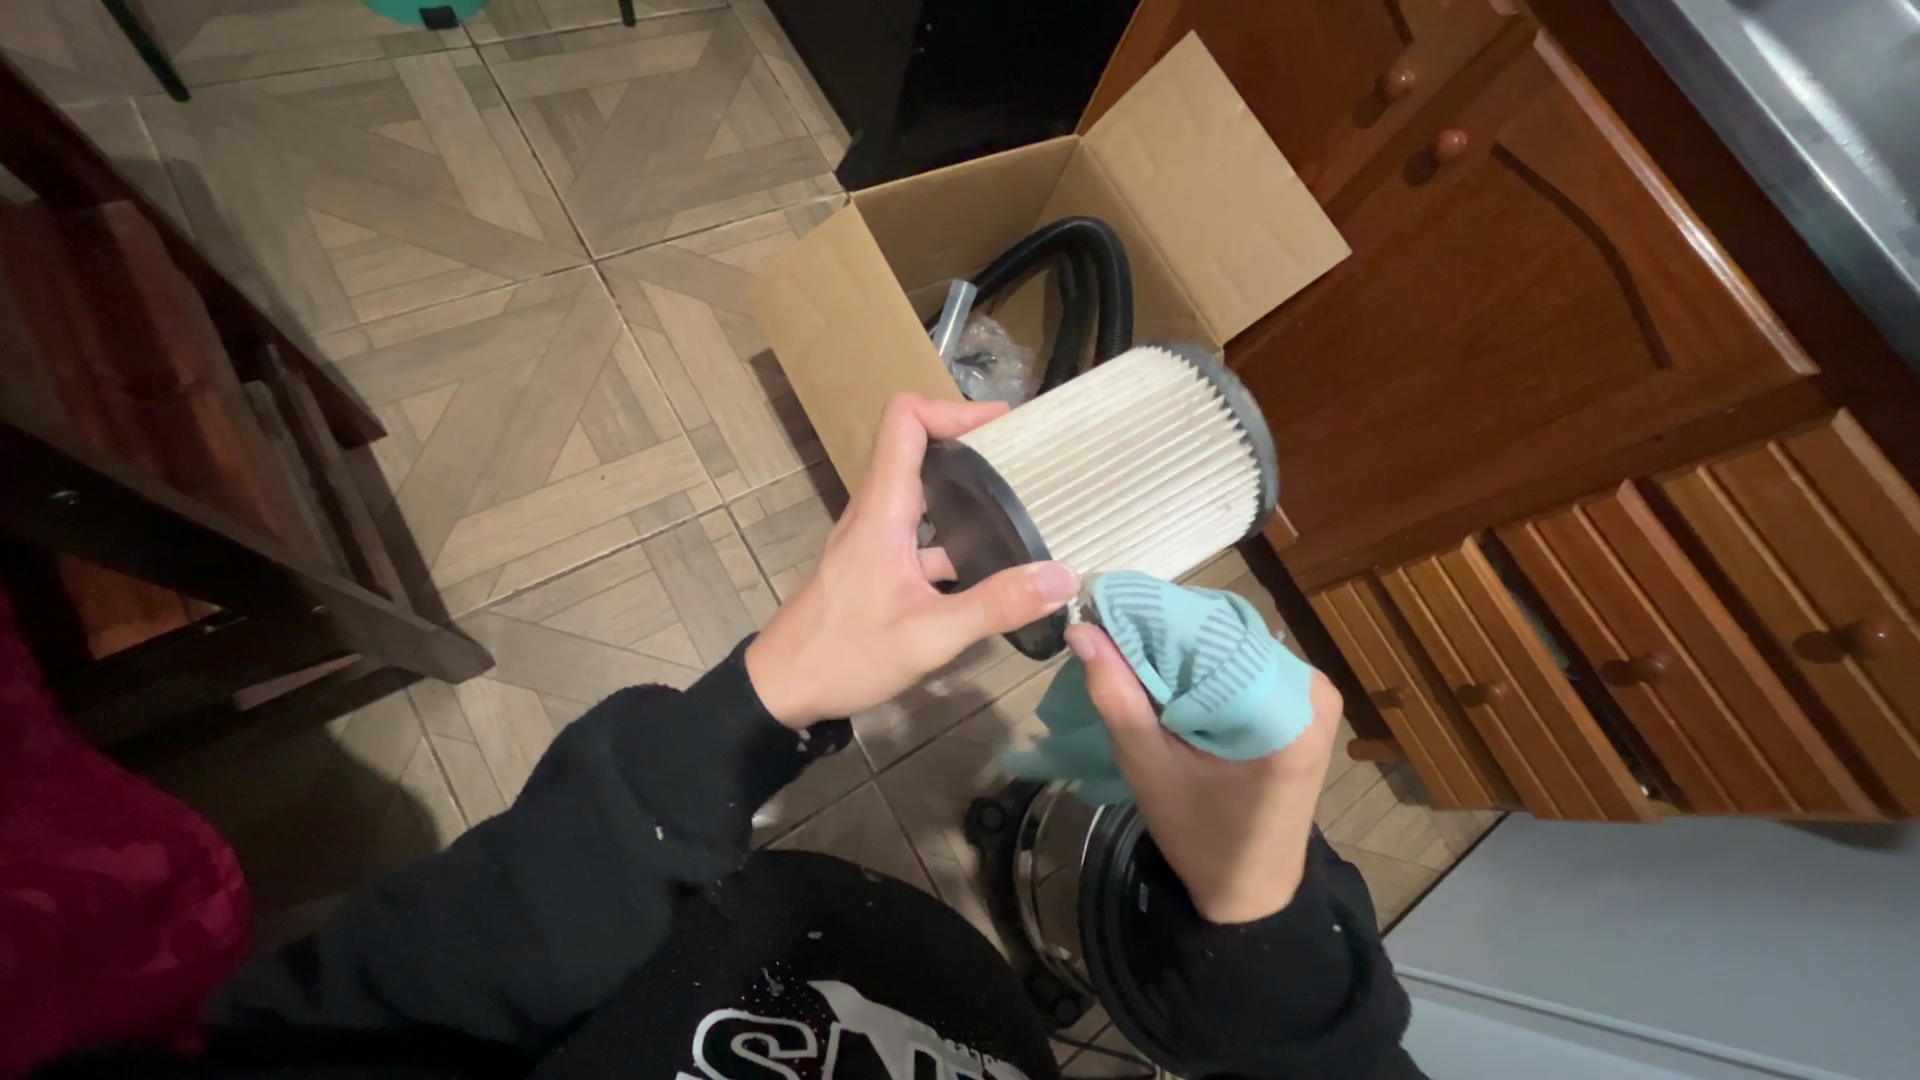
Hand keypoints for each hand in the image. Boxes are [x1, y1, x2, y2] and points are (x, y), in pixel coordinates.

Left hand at [745, 394, 1079, 727]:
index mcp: (883, 509)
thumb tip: (1062, 577)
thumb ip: (995, 605)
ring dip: (965, 491)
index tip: (1004, 427)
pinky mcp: (874, 565)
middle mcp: (876, 512)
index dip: (952, 409)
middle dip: (971, 445)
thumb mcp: (929, 636)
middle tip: (1025, 463)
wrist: (780, 688)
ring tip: (1018, 506)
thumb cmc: (845, 654)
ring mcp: (873, 539)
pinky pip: (919, 533)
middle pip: (917, 449)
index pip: (905, 421)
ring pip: (921, 493)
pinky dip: (954, 535)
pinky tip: (988, 567)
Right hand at [1066, 623, 1342, 923]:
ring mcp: (1311, 694)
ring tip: (1131, 657)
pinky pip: (1243, 664)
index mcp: (1289, 707)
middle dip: (1165, 634)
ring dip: (1181, 649)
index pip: (1213, 632)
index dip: (1153, 619)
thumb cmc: (1201, 834)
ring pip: (1231, 644)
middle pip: (1225, 634)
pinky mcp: (1301, 705)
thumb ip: (1115, 694)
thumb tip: (1079, 628)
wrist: (1251, 890)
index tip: (1103, 617)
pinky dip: (1203, 666)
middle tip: (1110, 639)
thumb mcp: (1148, 765)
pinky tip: (1167, 678)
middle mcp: (1311, 688)